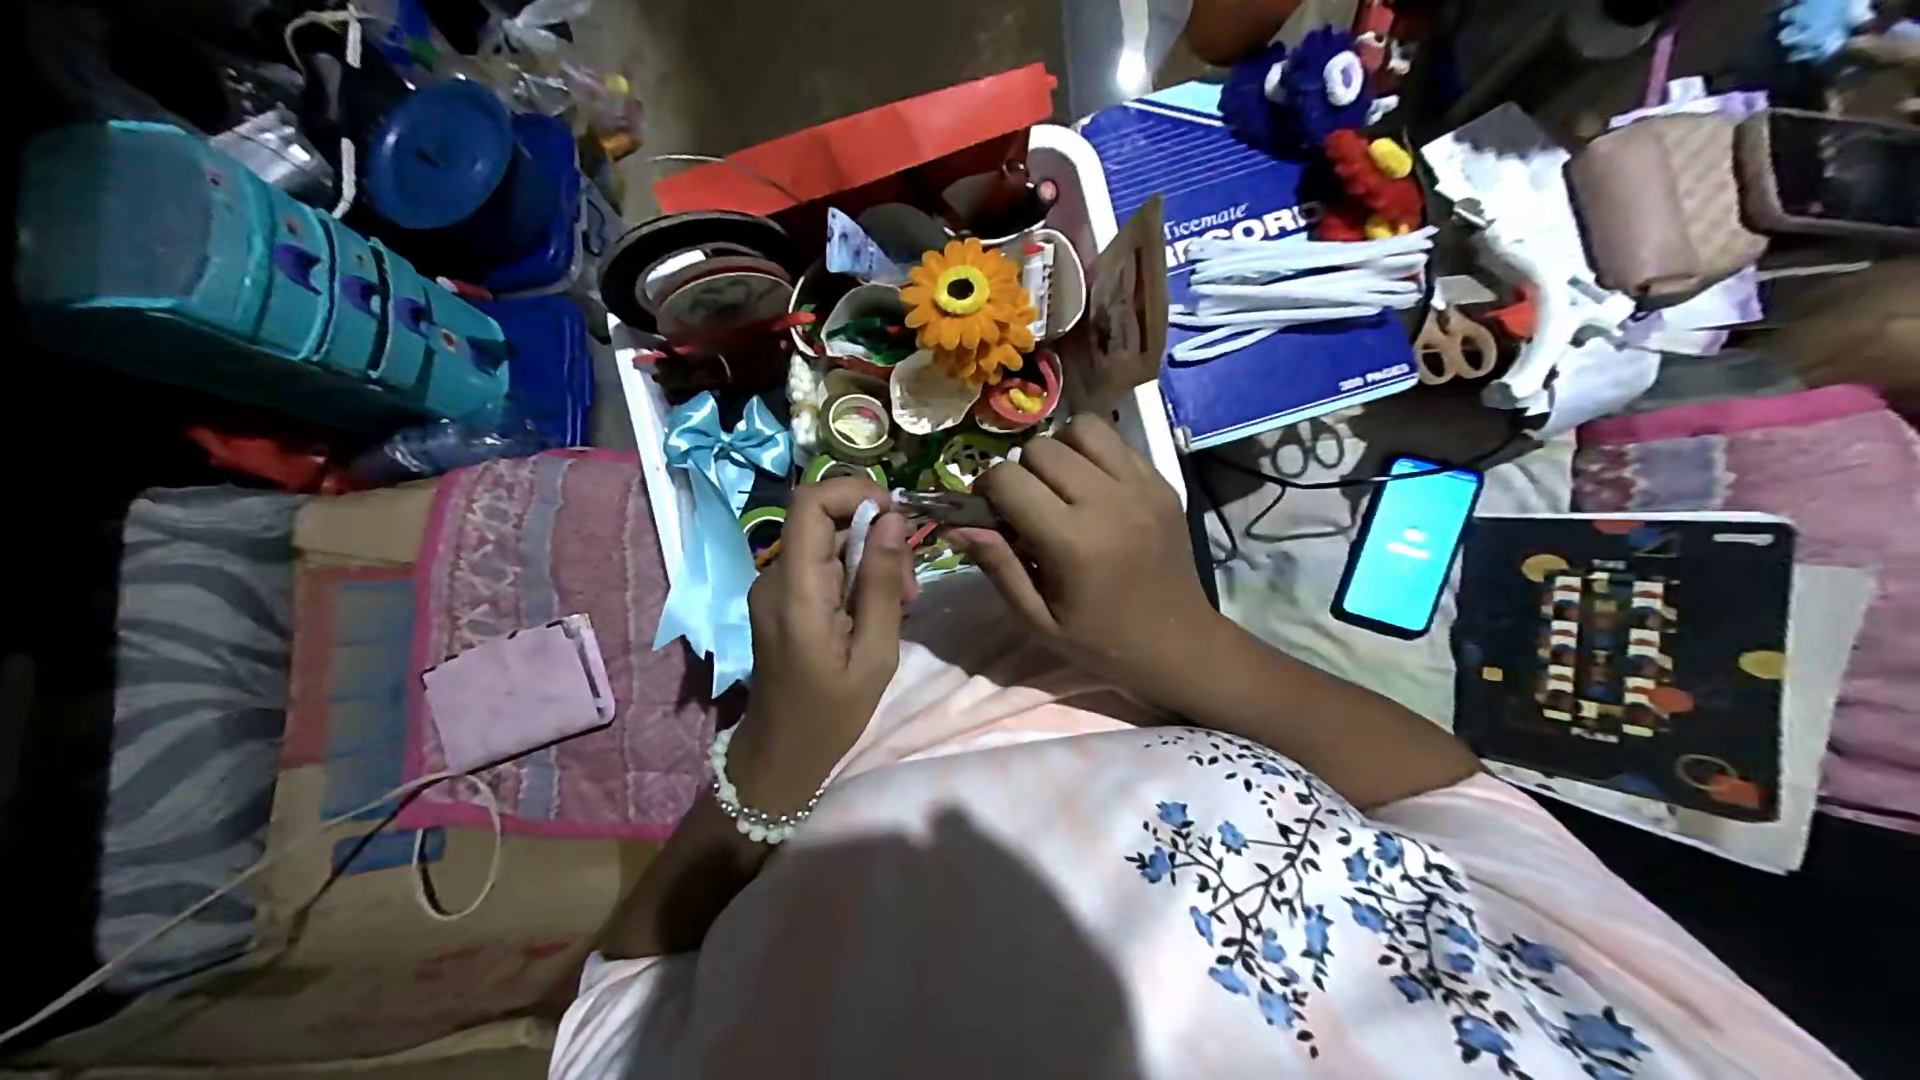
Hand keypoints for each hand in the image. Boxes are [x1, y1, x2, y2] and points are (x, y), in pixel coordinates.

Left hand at [729, 478, 914, 810]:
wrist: (780, 754)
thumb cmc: (831, 713)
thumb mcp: (874, 654)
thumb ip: (881, 582)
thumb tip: (892, 519)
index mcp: (796, 591)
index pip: (810, 503)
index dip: (853, 491)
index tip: (896, 515)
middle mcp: (775, 577)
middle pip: (824, 520)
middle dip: (875, 536)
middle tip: (907, 588)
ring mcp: (773, 587)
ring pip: (826, 541)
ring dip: (869, 558)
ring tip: (898, 603)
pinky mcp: (779, 598)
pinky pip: (820, 565)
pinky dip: (853, 574)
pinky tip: (874, 610)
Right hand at [948, 416, 1227, 708]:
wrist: (1177, 642)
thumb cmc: (1100, 640)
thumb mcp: (1037, 619)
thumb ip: (998, 566)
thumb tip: (956, 525)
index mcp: (1072, 541)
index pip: (1008, 479)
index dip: (987, 491)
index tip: (993, 514)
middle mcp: (1107, 501)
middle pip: (1040, 448)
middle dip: (1022, 472)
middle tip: (1028, 505)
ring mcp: (1141, 486)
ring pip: (1080, 429)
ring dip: (1059, 452)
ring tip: (1061, 487)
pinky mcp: (1161, 482)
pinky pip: (1115, 441)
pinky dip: (1093, 455)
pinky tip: (1093, 488)